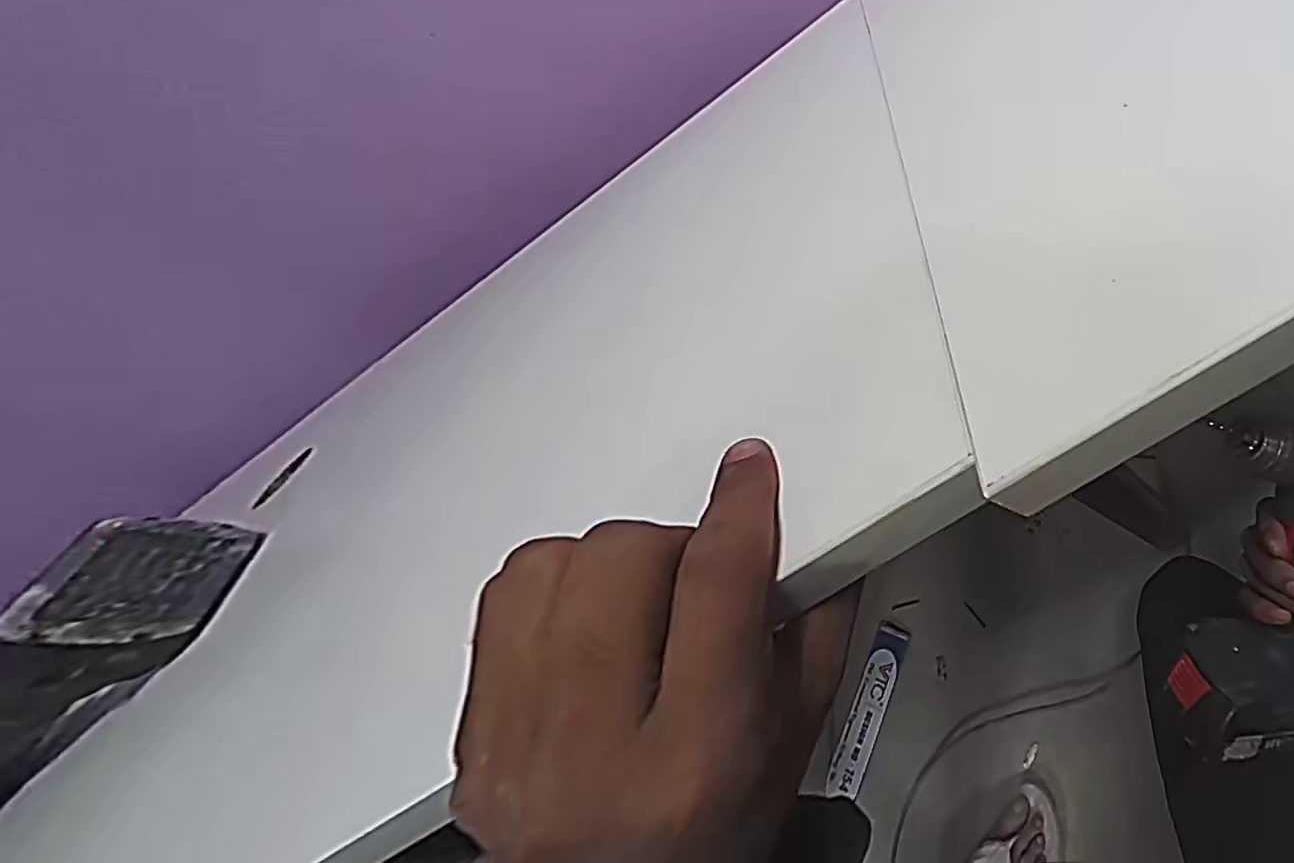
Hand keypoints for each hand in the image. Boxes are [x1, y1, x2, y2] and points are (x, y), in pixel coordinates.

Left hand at [452, 439, 859, 862]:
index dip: (740, 506)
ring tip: (643, 604)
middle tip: (696, 582)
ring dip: (616, 561)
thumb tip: (819, 533)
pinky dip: (558, 582)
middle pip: (624, 559)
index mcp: (700, 750)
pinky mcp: (472, 739)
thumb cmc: (721, 827)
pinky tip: (592, 621)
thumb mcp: (801, 724)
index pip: (717, 584)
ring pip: (558, 565)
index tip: (748, 467)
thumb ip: (821, 619)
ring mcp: (516, 747)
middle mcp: (595, 751)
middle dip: (674, 544)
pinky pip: (506, 594)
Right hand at [1239, 519, 1293, 657]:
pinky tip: (1286, 617)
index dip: (1269, 529)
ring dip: (1276, 592)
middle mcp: (1281, 546)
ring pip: (1249, 569)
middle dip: (1275, 569)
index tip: (1279, 549)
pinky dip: (1263, 608)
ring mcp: (1268, 570)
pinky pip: (1245, 596)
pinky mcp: (1261, 595)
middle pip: (1253, 542)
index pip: (1270, 514)